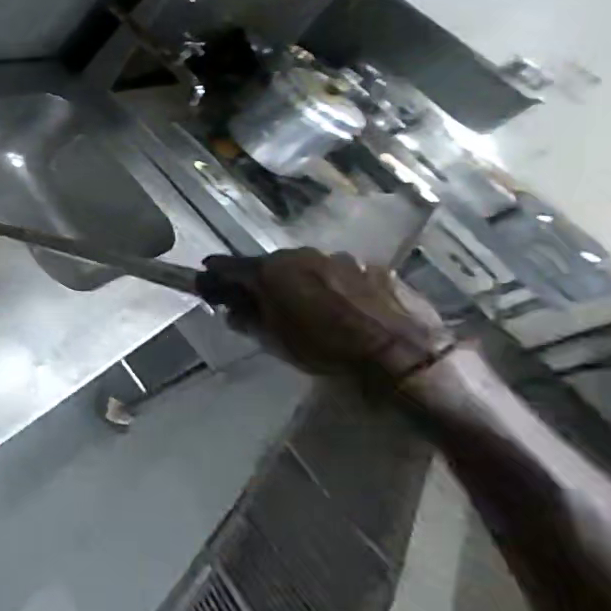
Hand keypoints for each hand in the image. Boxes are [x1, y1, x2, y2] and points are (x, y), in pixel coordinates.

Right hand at [201, 247, 454, 382]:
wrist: (403, 356)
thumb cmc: (328, 348)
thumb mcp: (277, 342)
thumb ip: (249, 321)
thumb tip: (232, 311)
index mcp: (270, 270)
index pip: (229, 266)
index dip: (215, 274)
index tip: (207, 281)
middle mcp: (300, 255)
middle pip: (271, 264)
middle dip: (265, 280)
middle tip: (266, 302)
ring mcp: (340, 259)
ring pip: (310, 267)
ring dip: (305, 282)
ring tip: (314, 308)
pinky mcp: (375, 269)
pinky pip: (346, 275)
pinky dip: (339, 287)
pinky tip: (350, 309)